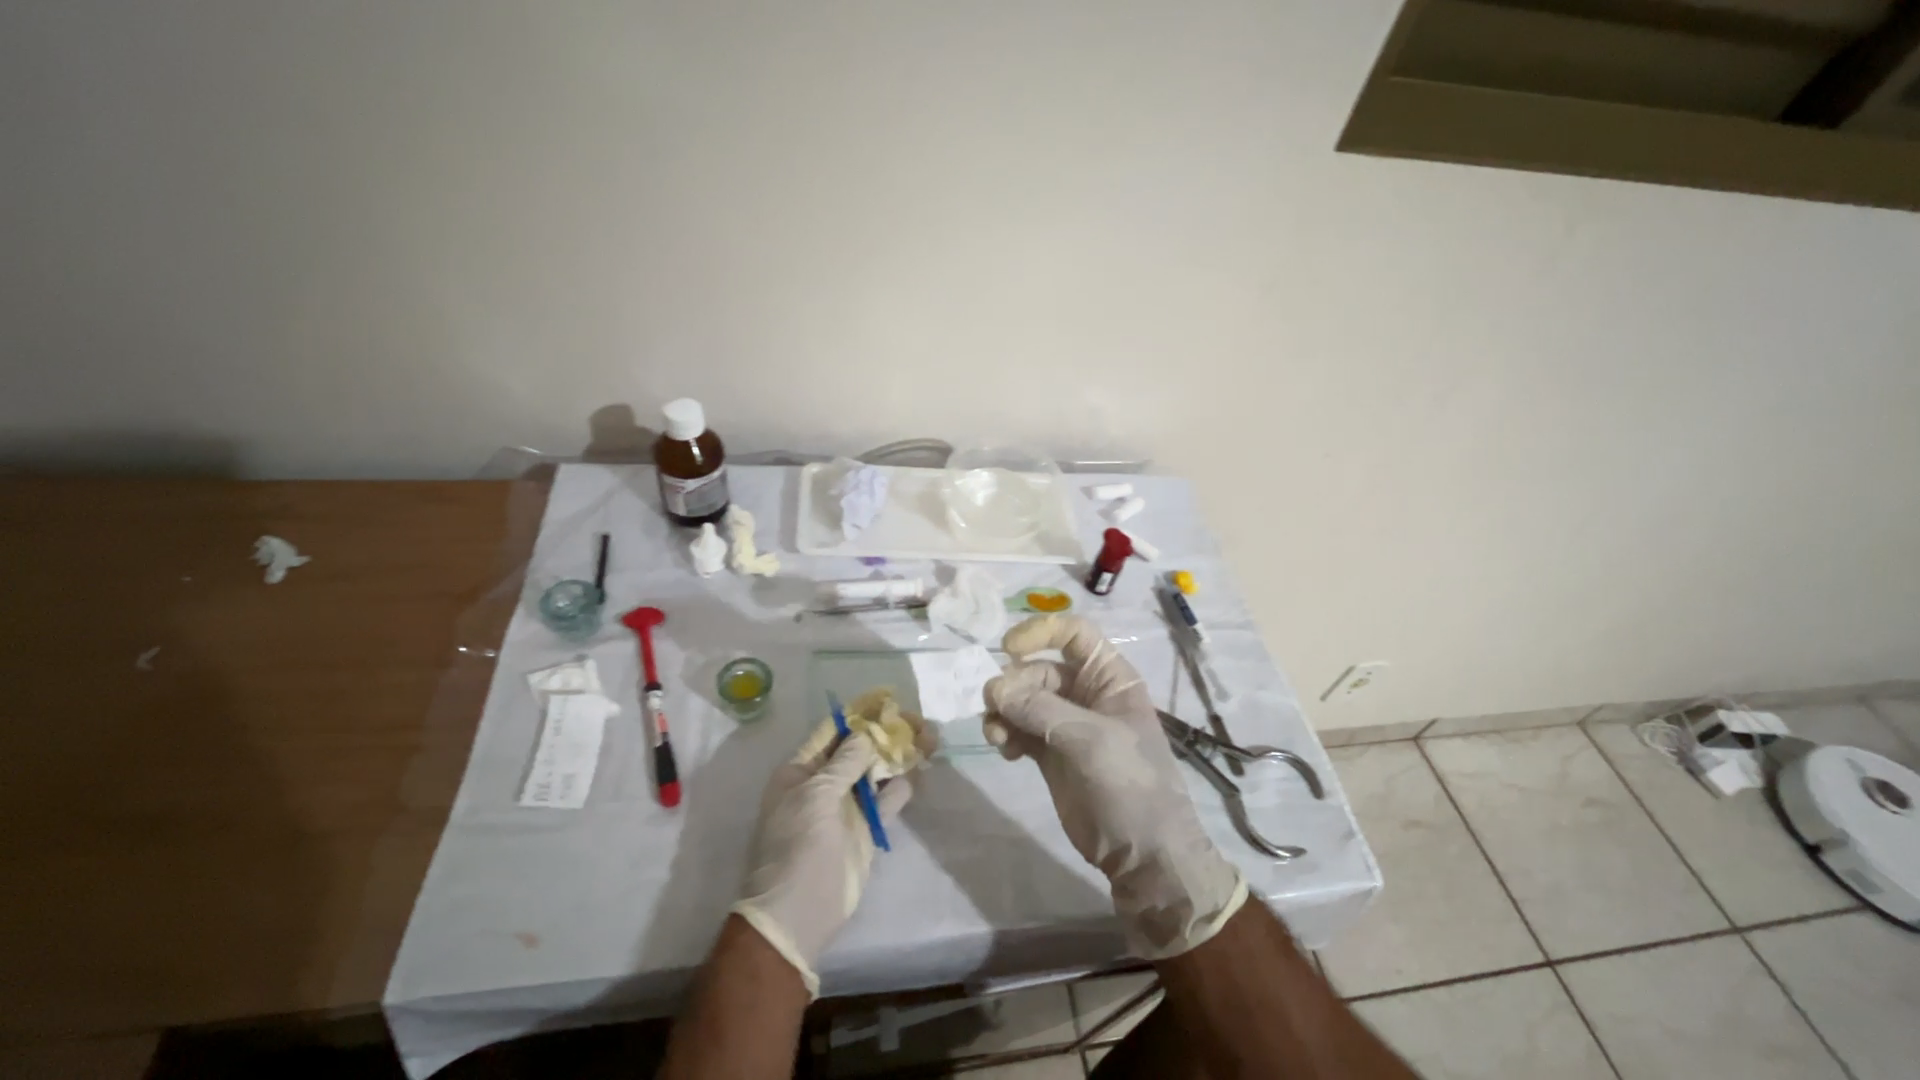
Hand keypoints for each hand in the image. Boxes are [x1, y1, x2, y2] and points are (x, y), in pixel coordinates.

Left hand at [730, 718, 922, 995]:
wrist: (797, 912)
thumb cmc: (797, 847)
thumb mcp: (815, 797)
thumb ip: (843, 763)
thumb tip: (866, 734)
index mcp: (800, 771)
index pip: (831, 732)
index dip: (858, 715)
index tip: (888, 700)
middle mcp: (823, 784)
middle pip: (859, 749)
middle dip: (886, 733)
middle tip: (919, 721)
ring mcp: (846, 807)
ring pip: (877, 772)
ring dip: (900, 755)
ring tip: (930, 738)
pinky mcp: (866, 830)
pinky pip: (888, 800)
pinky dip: (902, 786)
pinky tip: (920, 771)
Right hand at [983, 614, 1246, 957]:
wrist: (1143, 852)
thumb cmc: (1130, 784)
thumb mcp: (1090, 739)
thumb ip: (1040, 710)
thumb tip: (993, 689)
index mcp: (1110, 679)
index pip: (1073, 634)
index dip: (1041, 632)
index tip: (1008, 649)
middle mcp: (1087, 695)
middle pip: (1039, 669)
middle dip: (1014, 684)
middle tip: (996, 708)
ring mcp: (1067, 725)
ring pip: (1023, 700)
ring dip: (1003, 710)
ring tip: (996, 734)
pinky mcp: (1050, 754)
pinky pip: (1019, 729)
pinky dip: (1006, 733)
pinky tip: (1003, 750)